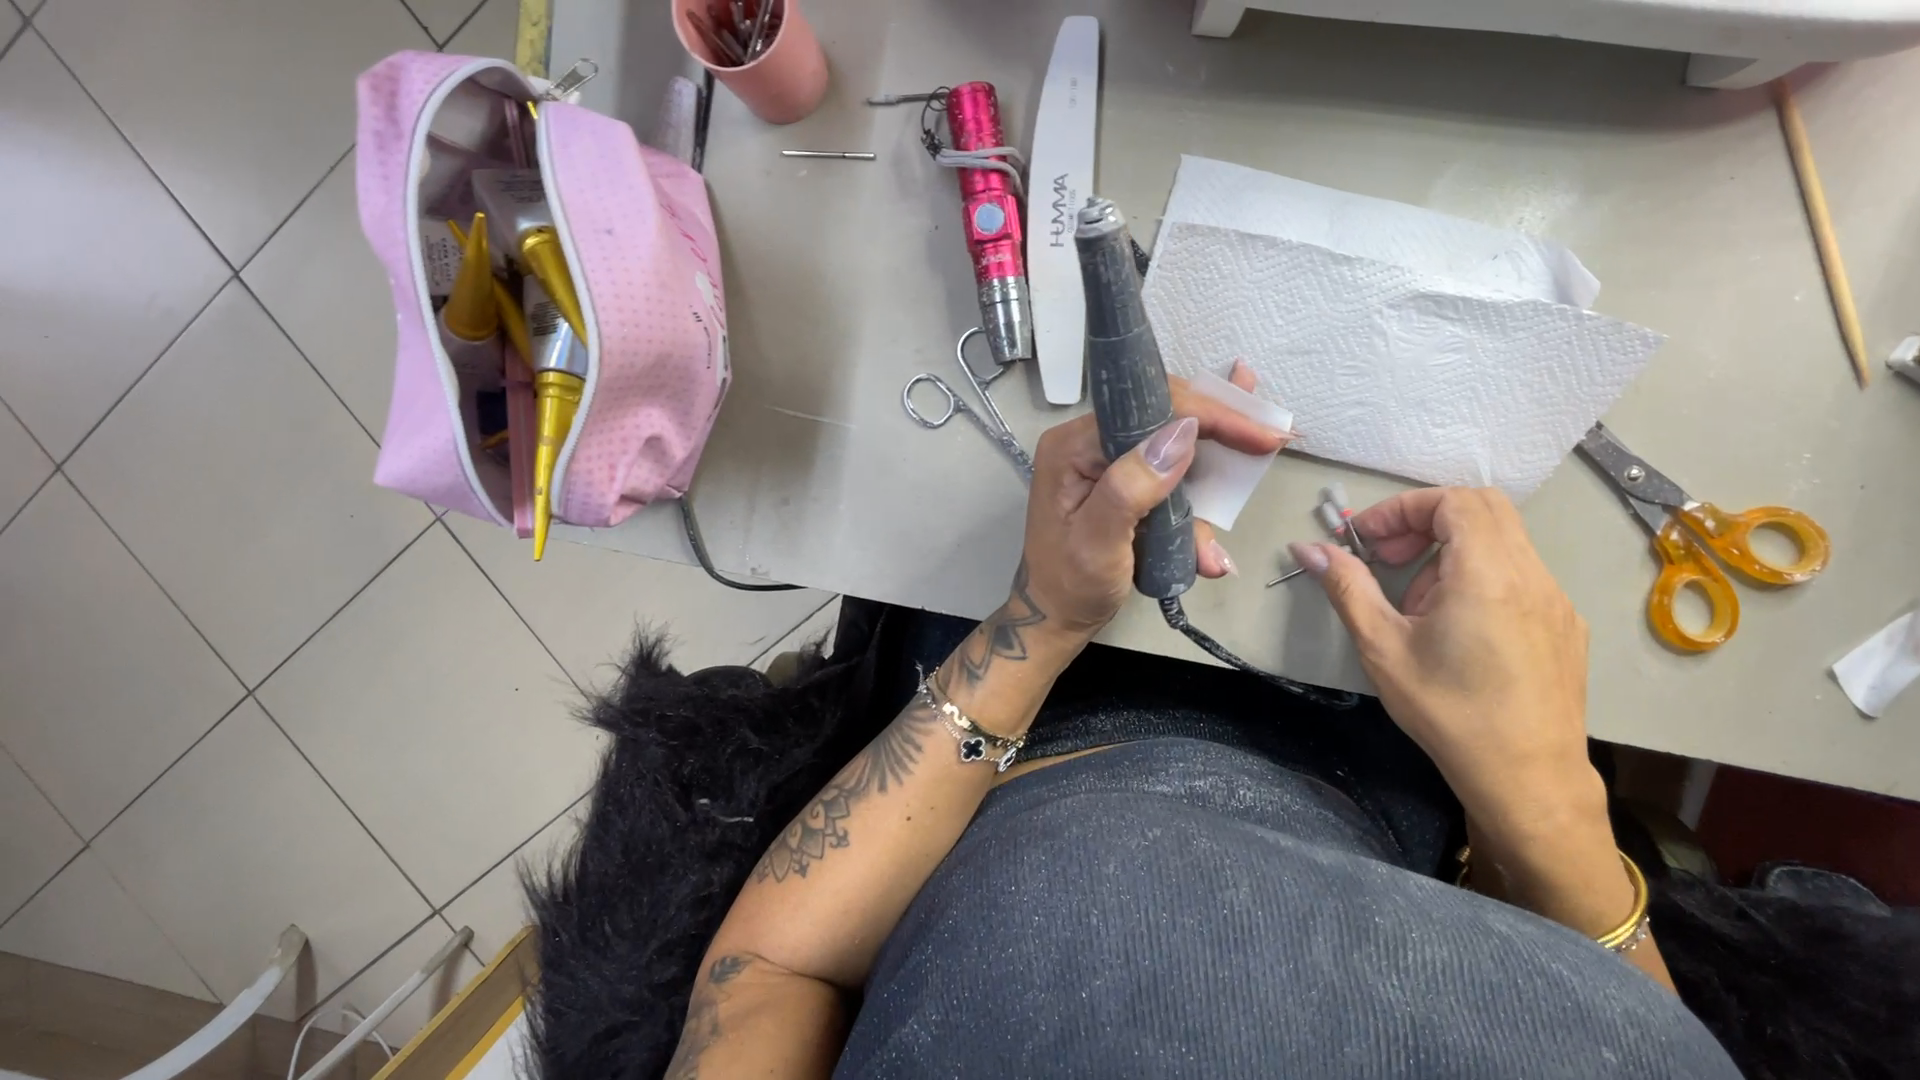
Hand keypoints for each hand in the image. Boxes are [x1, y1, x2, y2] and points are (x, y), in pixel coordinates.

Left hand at [1020, 365, 1292, 639]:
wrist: (1055, 618)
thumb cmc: (1070, 585)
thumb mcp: (1097, 541)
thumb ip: (1132, 487)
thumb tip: (1183, 433)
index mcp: (1073, 446)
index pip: (1148, 408)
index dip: (1209, 415)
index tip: (1259, 435)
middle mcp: (1088, 444)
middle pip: (1166, 417)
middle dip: (1221, 433)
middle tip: (1269, 439)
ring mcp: (1107, 464)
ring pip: (1175, 450)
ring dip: (1211, 481)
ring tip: (1241, 491)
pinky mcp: (1124, 485)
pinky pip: (1171, 481)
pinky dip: (1197, 510)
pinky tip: (1207, 551)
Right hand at [1287, 488, 1602, 843]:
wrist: (1526, 776)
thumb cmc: (1446, 710)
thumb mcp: (1382, 647)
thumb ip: (1347, 587)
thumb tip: (1307, 548)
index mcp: (1486, 574)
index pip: (1453, 500)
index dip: (1402, 508)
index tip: (1367, 540)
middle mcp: (1531, 575)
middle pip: (1484, 507)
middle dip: (1426, 519)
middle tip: (1388, 557)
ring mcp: (1556, 599)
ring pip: (1502, 540)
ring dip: (1450, 550)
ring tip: (1417, 603)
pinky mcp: (1565, 623)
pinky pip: (1520, 573)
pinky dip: (1479, 575)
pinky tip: (1457, 626)